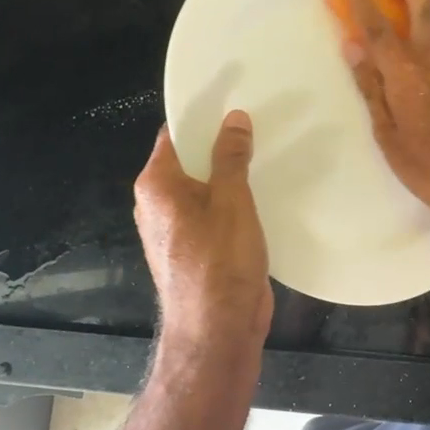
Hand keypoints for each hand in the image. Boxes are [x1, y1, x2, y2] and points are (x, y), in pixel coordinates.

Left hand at [133, 112, 271, 350]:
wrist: (217, 333)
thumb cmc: (219, 264)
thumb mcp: (231, 201)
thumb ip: (230, 158)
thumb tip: (233, 119)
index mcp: (157, 186)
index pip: (174, 134)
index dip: (203, 114)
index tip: (235, 96)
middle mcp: (160, 204)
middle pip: (191, 160)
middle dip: (223, 143)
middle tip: (262, 120)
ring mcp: (179, 229)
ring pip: (206, 187)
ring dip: (233, 173)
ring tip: (271, 150)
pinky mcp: (199, 249)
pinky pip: (216, 212)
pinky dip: (236, 199)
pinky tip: (267, 191)